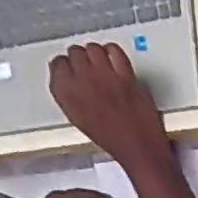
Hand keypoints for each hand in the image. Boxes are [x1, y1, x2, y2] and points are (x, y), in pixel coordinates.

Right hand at [48, 42, 173, 168]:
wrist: (139, 148)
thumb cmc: (113, 139)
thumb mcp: (79, 119)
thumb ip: (70, 95)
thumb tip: (69, 80)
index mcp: (66, 93)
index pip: (57, 64)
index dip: (67, 66)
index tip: (72, 69)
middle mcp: (82, 80)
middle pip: (75, 52)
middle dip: (81, 58)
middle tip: (89, 67)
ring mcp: (105, 76)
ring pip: (93, 48)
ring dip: (96, 54)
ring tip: (102, 64)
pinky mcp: (125, 75)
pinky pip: (115, 51)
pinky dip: (114, 52)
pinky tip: (115, 60)